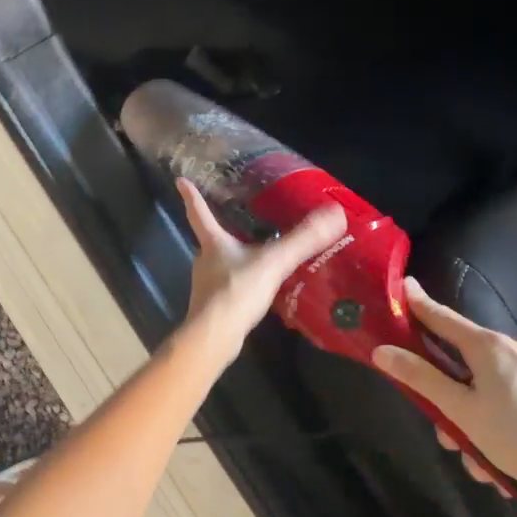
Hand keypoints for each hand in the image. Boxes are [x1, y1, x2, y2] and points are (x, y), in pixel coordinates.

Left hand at [175, 178, 347, 360]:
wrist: (214, 336)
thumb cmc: (236, 292)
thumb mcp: (273, 262)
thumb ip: (303, 240)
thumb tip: (336, 212)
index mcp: (213, 243)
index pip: (199, 213)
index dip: (191, 196)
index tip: (180, 180)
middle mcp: (205, 260)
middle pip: (212, 239)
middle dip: (222, 230)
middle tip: (236, 218)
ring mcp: (207, 284)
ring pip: (222, 263)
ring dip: (236, 257)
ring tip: (257, 252)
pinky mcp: (215, 305)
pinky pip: (231, 285)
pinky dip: (243, 281)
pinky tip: (260, 286)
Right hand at [373, 278, 516, 516]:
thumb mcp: (462, 410)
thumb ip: (421, 379)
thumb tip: (381, 350)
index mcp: (489, 347)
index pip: (442, 317)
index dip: (419, 303)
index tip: (403, 285)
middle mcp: (516, 351)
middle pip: (463, 366)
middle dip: (449, 402)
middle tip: (448, 438)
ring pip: (488, 394)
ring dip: (476, 429)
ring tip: (483, 466)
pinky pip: (513, 408)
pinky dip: (502, 434)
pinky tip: (506, 468)